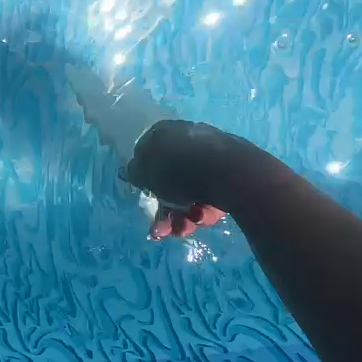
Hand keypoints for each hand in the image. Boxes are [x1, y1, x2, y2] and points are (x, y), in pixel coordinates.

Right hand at [121, 120, 274, 238]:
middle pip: (170, 177)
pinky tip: (204, 219)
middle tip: (162, 228)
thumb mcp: (144, 173)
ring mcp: (212, 153)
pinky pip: (211, 191)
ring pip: (190, 188)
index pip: (146, 154)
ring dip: (182, 214)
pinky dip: (204, 208)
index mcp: (163, 132)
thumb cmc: (179, 171)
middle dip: (165, 206)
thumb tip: (129, 170)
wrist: (232, 174)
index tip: (146, 198)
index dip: (144, 179)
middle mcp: (187, 138)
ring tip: (183, 230)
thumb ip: (134, 172)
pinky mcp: (232, 170)